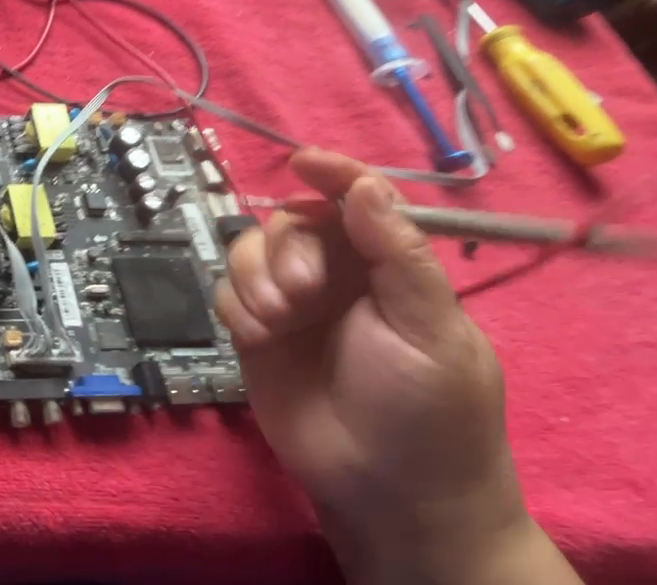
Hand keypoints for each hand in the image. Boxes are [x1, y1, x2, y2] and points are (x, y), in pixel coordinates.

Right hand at [214, 149, 534, 577]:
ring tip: (274, 320)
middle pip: (291, 223)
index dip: (333, 175)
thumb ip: (398, 254)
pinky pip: (226, 289)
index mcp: (388, 268)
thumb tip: (366, 184)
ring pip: (251, 250)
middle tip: (300, 294)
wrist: (386, 495)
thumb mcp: (430, 331)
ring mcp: (292, 303)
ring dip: (255, 275)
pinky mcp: (254, 330)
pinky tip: (255, 336)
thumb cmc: (428, 411)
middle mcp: (337, 276)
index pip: (358, 203)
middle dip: (287, 249)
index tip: (303, 161)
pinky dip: (235, 304)